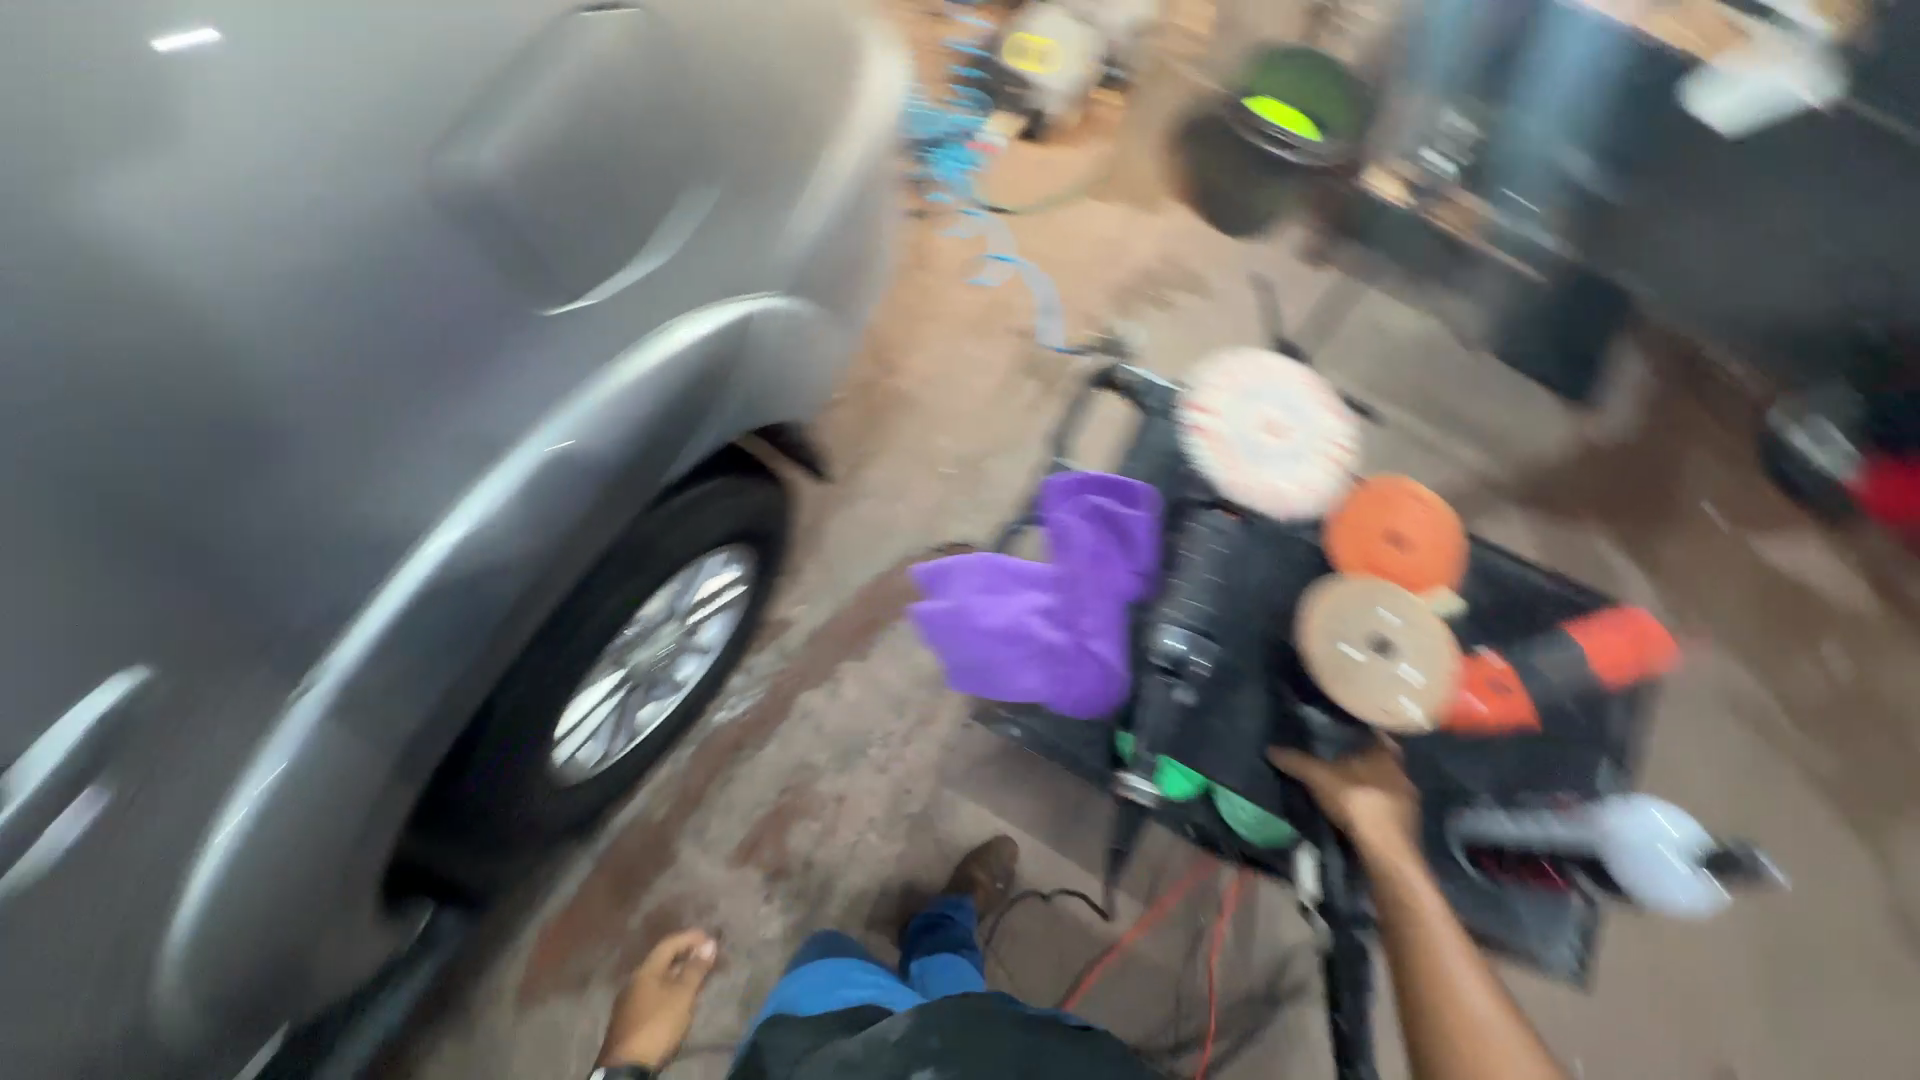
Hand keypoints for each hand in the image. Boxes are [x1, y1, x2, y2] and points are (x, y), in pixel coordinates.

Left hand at [598, 929, 719, 1069]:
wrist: (625, 1068)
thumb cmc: (657, 1024)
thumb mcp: (682, 995)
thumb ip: (695, 969)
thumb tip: (709, 943)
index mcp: (645, 971)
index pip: (669, 944)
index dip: (690, 937)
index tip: (710, 938)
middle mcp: (634, 981)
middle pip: (662, 961)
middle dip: (685, 956)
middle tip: (707, 958)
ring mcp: (629, 1001)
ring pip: (658, 979)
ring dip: (678, 974)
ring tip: (697, 978)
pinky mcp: (629, 1019)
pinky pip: (653, 994)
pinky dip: (670, 989)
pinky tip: (680, 999)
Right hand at [1268, 737, 1419, 856]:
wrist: (1386, 851)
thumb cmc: (1356, 802)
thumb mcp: (1318, 777)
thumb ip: (1296, 761)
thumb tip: (1270, 749)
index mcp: (1386, 755)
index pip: (1376, 735)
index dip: (1361, 733)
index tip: (1344, 733)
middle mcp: (1402, 775)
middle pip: (1381, 762)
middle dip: (1363, 761)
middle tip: (1339, 759)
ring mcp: (1408, 803)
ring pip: (1385, 787)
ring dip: (1369, 787)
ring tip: (1344, 787)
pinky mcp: (1406, 827)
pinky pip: (1386, 810)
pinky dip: (1372, 809)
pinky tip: (1356, 814)